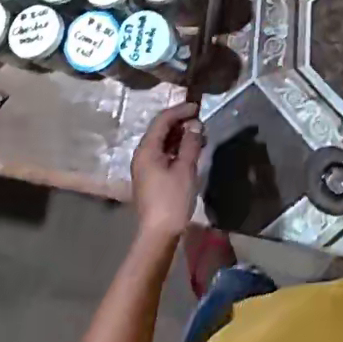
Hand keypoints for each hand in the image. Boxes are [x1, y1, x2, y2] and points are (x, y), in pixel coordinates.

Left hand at [131, 102, 204, 240]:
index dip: (179, 111)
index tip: (197, 107)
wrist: (158, 234)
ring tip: (199, 134)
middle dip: (180, 123)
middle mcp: (142, 154)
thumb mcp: (185, 170)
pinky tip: (190, 152)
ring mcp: (144, 166)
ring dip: (179, 136)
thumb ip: (190, 145)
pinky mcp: (150, 177)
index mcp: (146, 149)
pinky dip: (176, 149)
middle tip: (200, 120)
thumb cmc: (172, 200)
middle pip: (160, 130)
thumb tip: (195, 125)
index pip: (162, 120)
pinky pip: (163, 154)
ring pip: (162, 143)